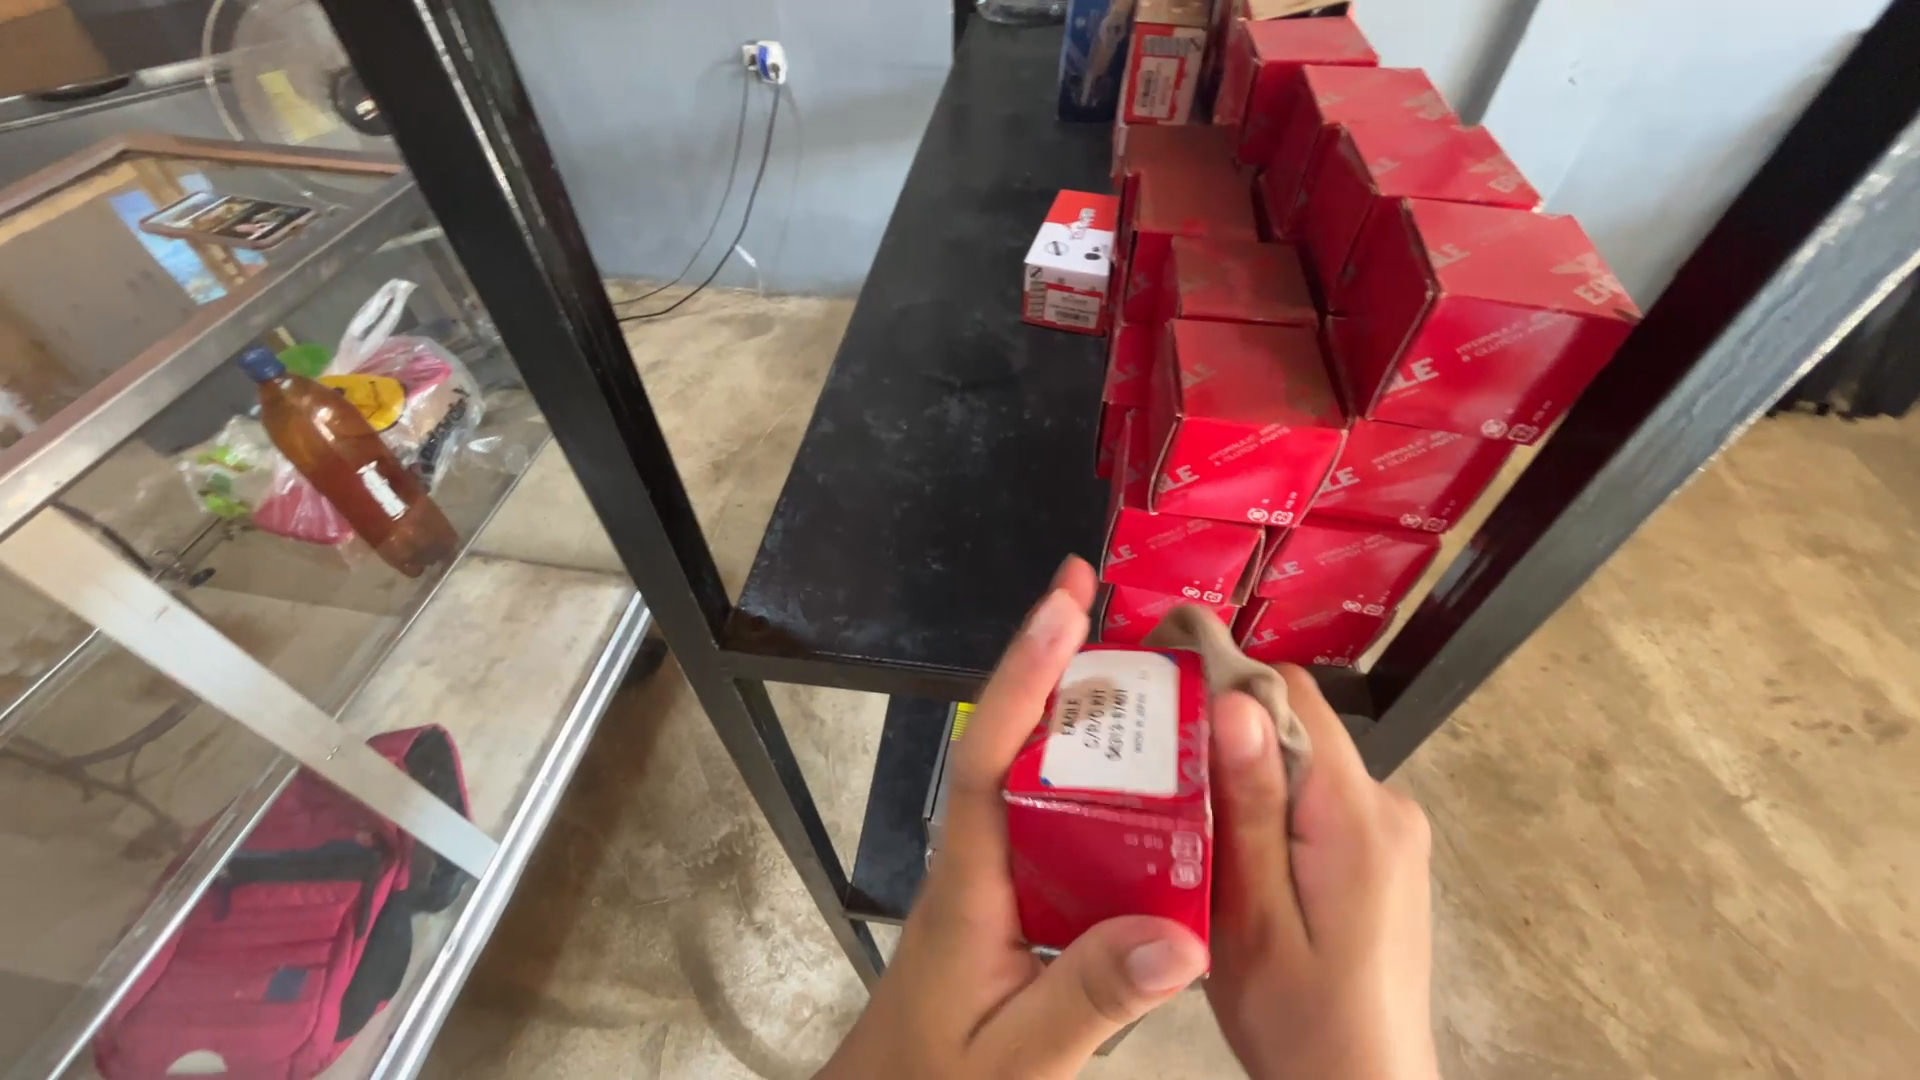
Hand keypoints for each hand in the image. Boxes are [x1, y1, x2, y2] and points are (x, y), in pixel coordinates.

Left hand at [817, 557, 1209, 1079]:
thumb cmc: (938, 1079)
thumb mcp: (1018, 1059)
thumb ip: (1089, 1000)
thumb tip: (1179, 937)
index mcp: (972, 874)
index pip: (991, 752)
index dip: (1025, 674)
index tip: (1063, 607)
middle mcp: (982, 847)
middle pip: (1011, 733)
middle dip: (1048, 659)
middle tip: (1093, 597)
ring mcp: (998, 860)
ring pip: (1034, 762)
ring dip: (1072, 702)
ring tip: (1128, 656)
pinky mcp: (1017, 880)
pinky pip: (1058, 805)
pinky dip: (1092, 767)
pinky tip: (1138, 764)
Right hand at [1205, 667, 1437, 1079]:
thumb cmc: (1296, 1019)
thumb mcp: (1253, 915)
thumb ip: (1251, 806)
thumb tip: (1238, 702)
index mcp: (1359, 815)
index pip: (1293, 695)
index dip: (1227, 682)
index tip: (1167, 700)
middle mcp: (1388, 805)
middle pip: (1297, 727)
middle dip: (1230, 738)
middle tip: (1165, 772)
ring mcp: (1392, 829)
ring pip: (1303, 761)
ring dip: (1249, 774)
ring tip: (1194, 816)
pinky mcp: (1383, 850)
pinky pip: (1317, 796)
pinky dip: (1273, 804)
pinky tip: (1238, 849)